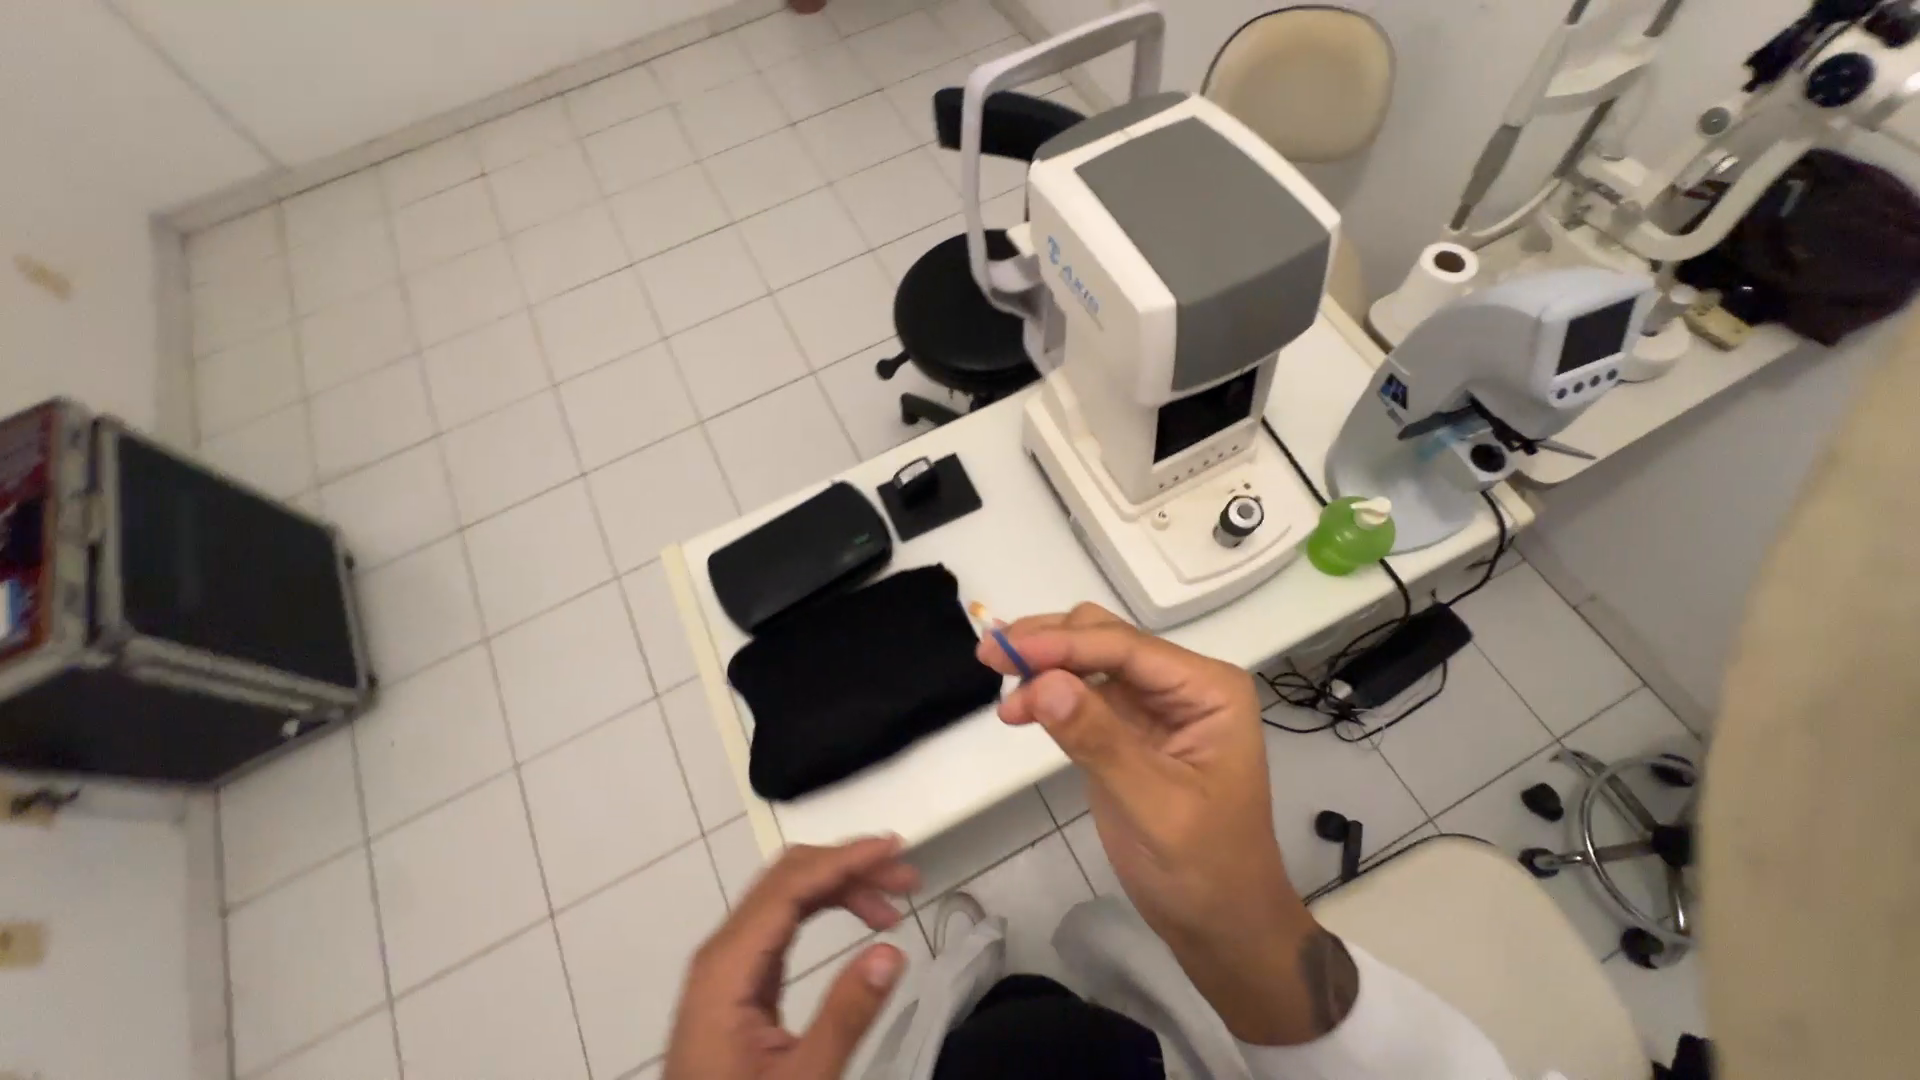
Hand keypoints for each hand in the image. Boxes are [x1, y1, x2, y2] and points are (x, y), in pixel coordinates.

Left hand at [664, 837, 918, 1078]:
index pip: (790, 884)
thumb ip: (844, 1017)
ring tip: (895, 901)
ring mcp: (729, 963)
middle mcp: (723, 951)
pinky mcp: (739, 979)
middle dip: (850, 866)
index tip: (893, 848)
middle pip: (789, 877)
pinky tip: (860, 917)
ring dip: (842, 884)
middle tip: (907, 879)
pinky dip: (826, 907)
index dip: (844, 859)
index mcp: (728, 966)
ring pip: (788, 894)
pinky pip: (785, 920)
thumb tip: (893, 951)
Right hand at [977, 603, 1356, 1045]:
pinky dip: (1047, 692)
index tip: (1004, 652)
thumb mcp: (1155, 807)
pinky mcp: (1125, 728)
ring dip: (1043, 663)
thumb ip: (1100, 741)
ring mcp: (1152, 704)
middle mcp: (1181, 683)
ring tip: (998, 682)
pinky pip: (1081, 692)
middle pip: (1104, 638)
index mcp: (1208, 689)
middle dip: (1049, 643)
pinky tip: (1018, 708)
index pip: (1126, 646)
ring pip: (1088, 657)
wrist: (1220, 924)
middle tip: (991, 658)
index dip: (1063, 643)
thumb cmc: (1205, 869)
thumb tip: (1042, 683)